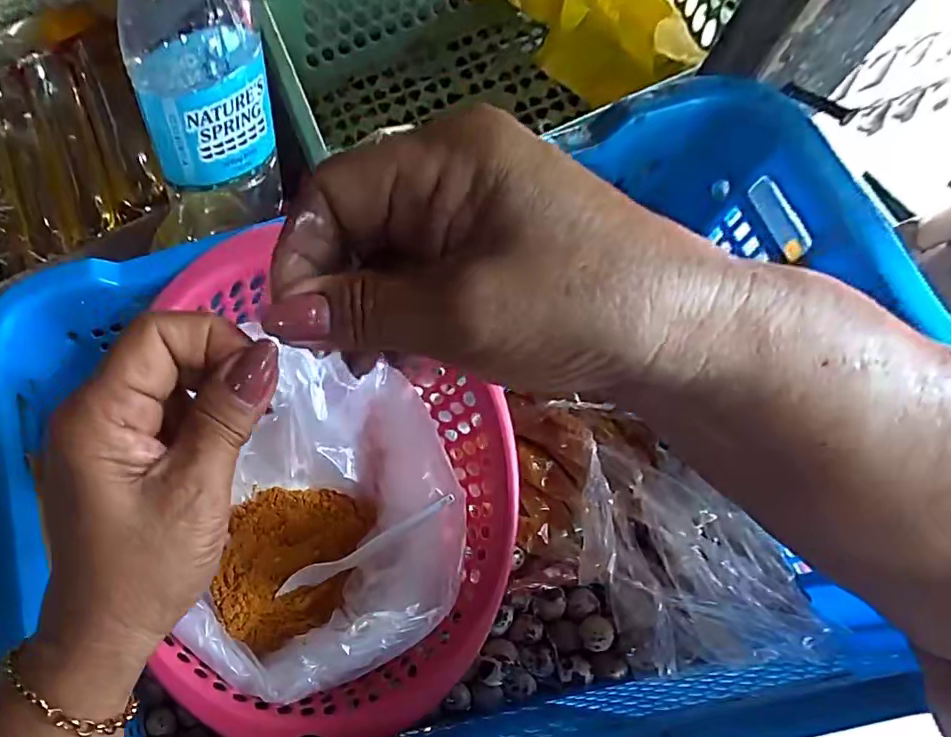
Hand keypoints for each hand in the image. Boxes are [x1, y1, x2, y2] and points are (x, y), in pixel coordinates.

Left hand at [33, 313, 277, 677]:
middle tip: (256, 409)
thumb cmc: (147, 571)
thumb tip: (266, 354)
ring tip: (239, 435)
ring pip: (159, 382)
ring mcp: (94, 432)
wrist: (103, 630)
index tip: (259, 377)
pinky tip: (213, 451)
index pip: (155, 333)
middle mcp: (86, 410)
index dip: (213, 338)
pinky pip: (154, 414)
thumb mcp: (197, 491)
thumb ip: (227, 416)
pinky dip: (190, 421)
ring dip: (206, 396)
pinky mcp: (108, 453)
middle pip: (156, 352)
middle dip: (214, 367)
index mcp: (96, 412)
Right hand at [264, 105, 748, 396]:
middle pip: (348, 226)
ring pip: (374, 259)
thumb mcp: (452, 313)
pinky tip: (407, 358)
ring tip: (375, 364)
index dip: (298, 258)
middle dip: (330, 293)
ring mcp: (462, 213)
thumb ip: (357, 310)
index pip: (329, 192)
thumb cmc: (569, 308)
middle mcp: (445, 172)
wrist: (672, 334)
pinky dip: (394, 320)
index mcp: (442, 158)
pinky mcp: (474, 251)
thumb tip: (278, 317)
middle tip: (334, 356)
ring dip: (360, 314)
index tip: (291, 327)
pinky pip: (408, 279)